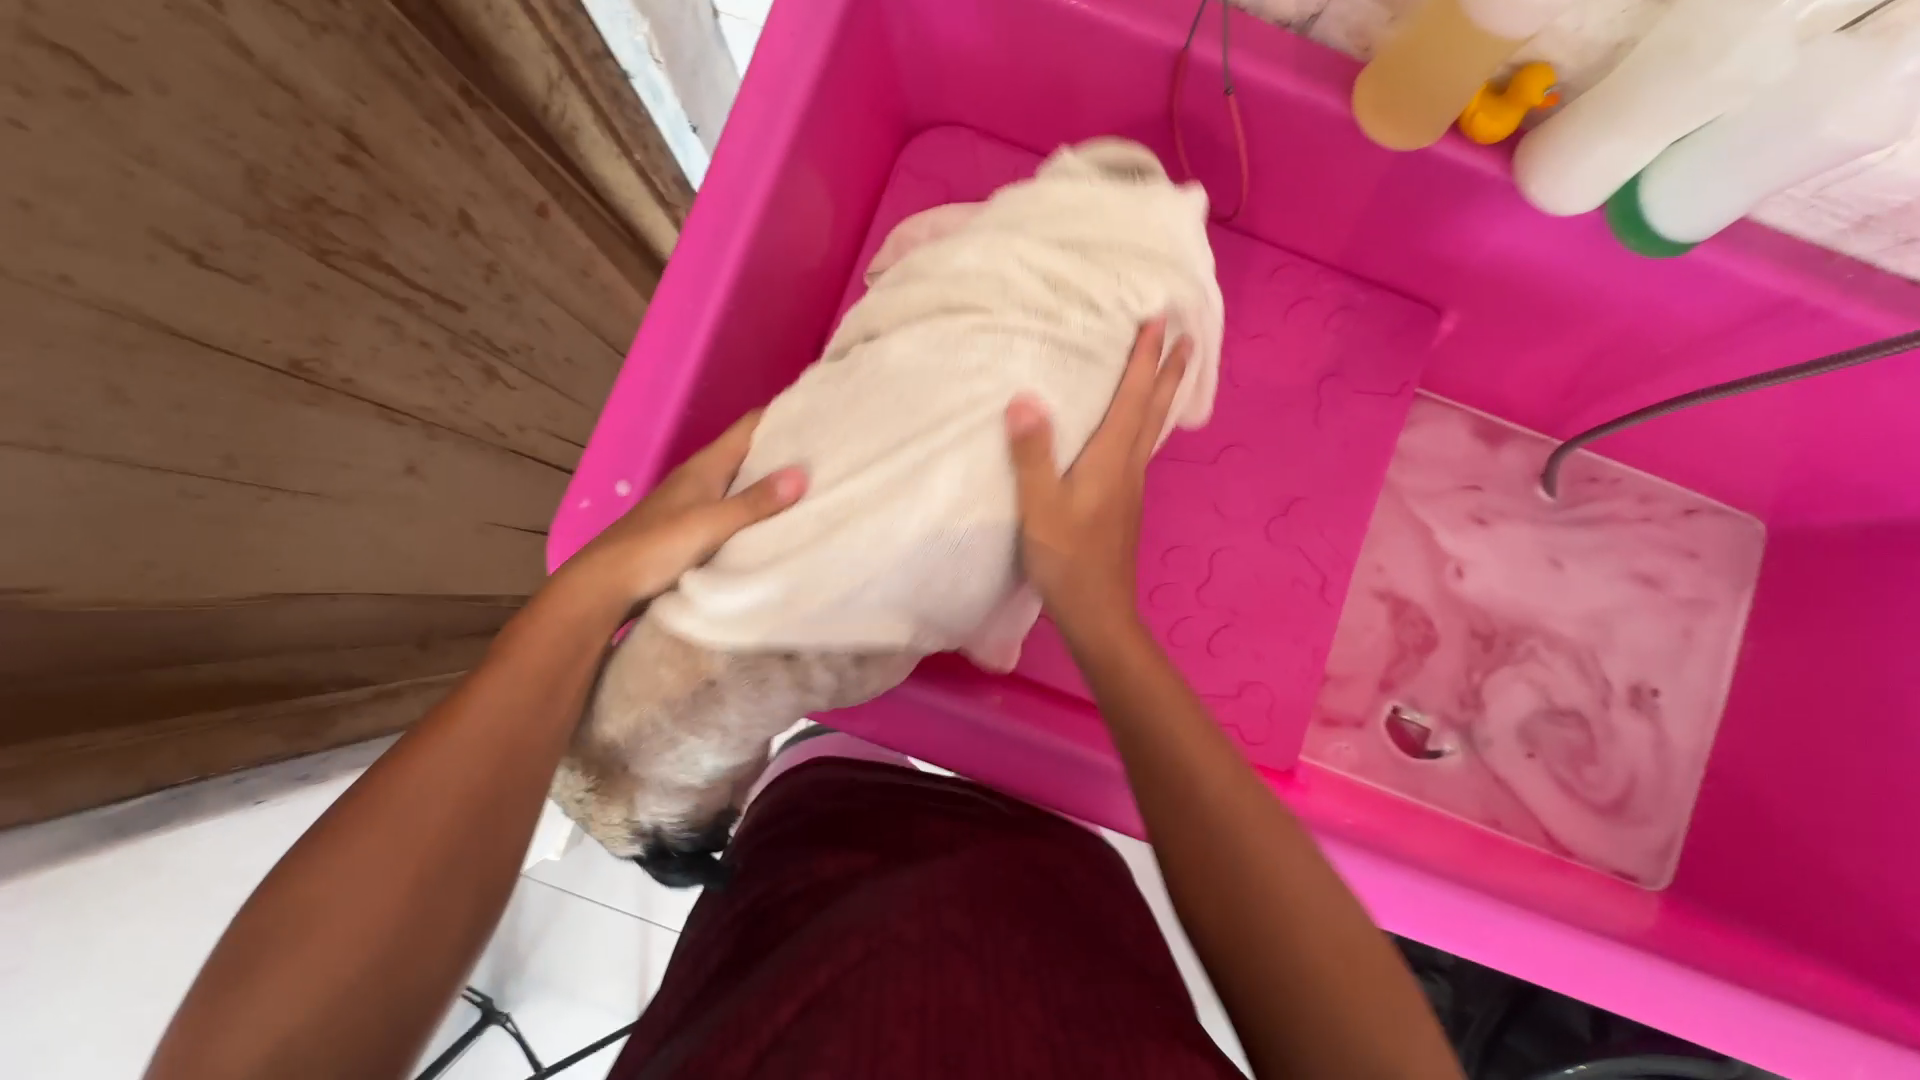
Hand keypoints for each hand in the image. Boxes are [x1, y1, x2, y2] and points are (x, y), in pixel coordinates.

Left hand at [558, 410, 805, 612]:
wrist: (605, 586)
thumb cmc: (655, 547)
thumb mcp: (710, 523)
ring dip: (773, 486)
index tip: (819, 416)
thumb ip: (754, 502)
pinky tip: (779, 526)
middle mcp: (701, 479)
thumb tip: (802, 473)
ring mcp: (696, 505)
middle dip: (785, 453)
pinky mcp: (694, 532)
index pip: (748, 426)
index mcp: (704, 466)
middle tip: (829, 457)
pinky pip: (736, 513)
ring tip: (816, 489)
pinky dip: (758, 513)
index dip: (781, 416)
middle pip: (749, 455)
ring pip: (743, 485)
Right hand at [1006, 319, 1190, 635]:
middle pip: (1155, 409)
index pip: (1132, 398)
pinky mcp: (1124, 504)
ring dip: (1163, 394)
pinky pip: (1141, 448)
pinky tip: (1139, 429)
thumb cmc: (1066, 560)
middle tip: (1186, 333)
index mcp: (1110, 461)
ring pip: (1153, 429)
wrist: (1098, 612)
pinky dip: (1148, 422)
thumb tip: (1025, 399)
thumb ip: (1032, 456)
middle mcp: (1129, 467)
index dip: (1144, 358)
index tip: (1158, 318)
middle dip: (1169, 369)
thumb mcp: (1039, 509)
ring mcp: (1131, 488)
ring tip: (1173, 369)